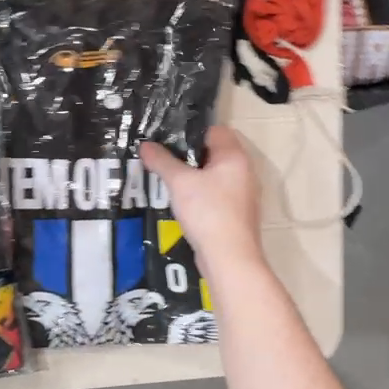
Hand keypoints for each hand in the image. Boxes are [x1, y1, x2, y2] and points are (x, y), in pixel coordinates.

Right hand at [141, 126, 265, 281]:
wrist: (229, 257)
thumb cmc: (207, 211)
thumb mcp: (179, 182)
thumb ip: (162, 161)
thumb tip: (145, 145)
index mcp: (234, 157)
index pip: (215, 130)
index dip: (191, 132)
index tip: (168, 139)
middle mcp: (244, 171)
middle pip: (215, 152)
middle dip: (189, 155)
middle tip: (163, 158)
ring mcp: (243, 193)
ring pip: (215, 175)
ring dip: (194, 176)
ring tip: (168, 179)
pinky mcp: (237, 212)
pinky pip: (216, 193)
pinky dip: (200, 193)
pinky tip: (182, 202)